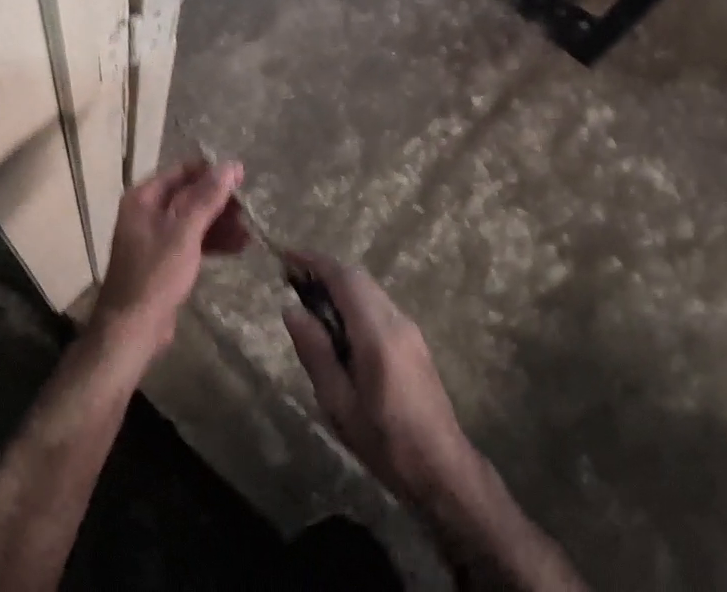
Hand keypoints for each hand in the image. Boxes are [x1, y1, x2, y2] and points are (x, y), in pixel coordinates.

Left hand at [92, 160, 248, 354]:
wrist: (133, 326)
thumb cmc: (156, 273)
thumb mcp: (184, 232)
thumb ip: (206, 198)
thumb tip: (230, 165)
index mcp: (143, 198)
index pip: (181, 172)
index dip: (211, 172)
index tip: (242, 179)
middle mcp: (147, 212)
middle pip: (189, 196)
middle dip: (219, 201)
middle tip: (249, 211)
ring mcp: (156, 237)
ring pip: (194, 220)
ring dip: (221, 223)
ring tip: (250, 232)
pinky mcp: (166, 259)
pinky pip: (193, 241)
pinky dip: (214, 241)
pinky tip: (240, 247)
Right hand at [281, 251, 474, 497]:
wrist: (441, 469)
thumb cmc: (383, 439)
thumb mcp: (337, 400)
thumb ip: (315, 350)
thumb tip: (292, 309)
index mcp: (378, 333)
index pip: (345, 278)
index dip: (313, 261)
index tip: (285, 256)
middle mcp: (398, 322)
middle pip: (359, 279)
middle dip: (324, 272)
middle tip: (290, 281)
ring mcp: (411, 332)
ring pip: (370, 292)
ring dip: (339, 288)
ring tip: (307, 305)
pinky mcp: (415, 345)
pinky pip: (379, 308)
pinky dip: (353, 304)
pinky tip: (336, 329)